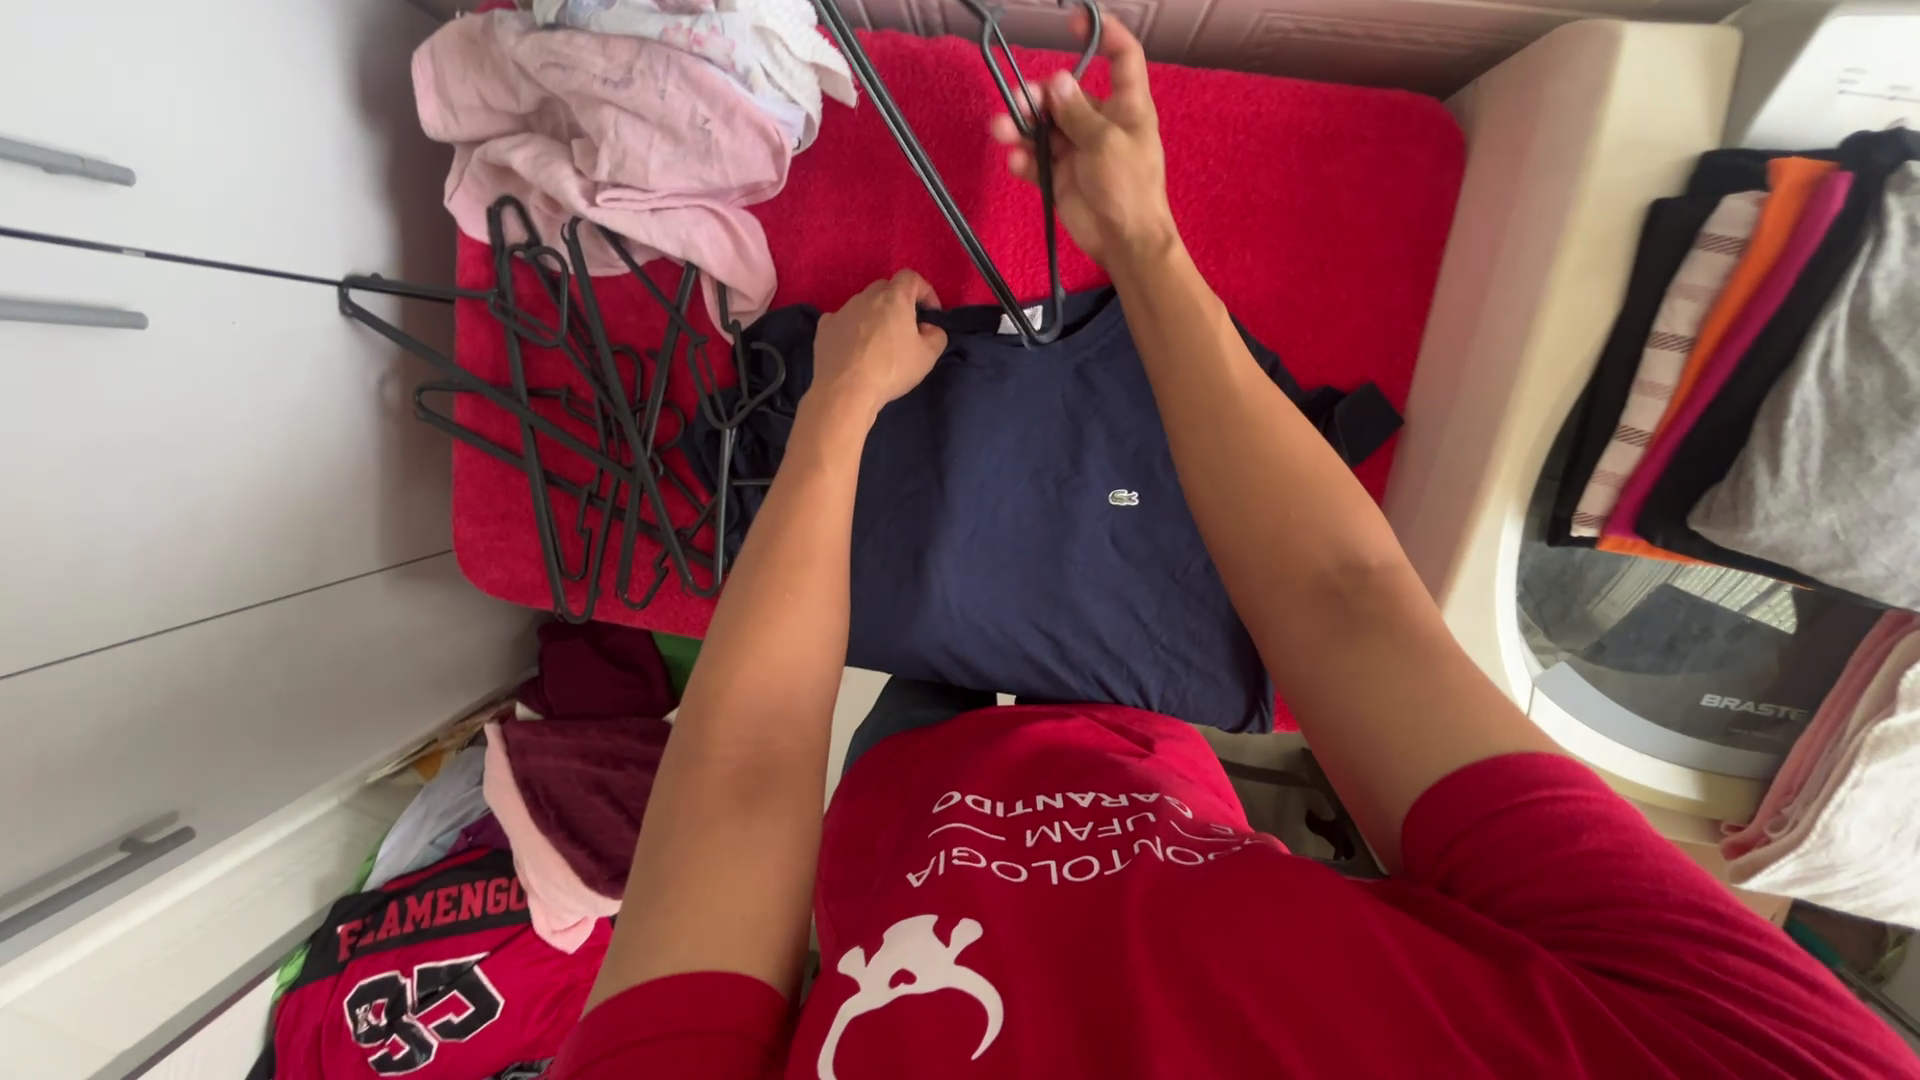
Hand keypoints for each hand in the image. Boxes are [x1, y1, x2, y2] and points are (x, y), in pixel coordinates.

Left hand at [809, 270, 948, 416]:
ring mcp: (842, 310)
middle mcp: (866, 297)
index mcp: (894, 298)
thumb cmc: (891, 370)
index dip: (925, 291)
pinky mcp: (825, 327)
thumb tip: (928, 328)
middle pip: (885, 288)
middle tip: (905, 327)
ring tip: (878, 342)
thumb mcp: (928, 357)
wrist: (845, 391)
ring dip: (874, 315)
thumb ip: (937, 335)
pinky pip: (843, 320)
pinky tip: (854, 348)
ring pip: (863, 304)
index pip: (911, 277)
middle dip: (898, 302)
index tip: (930, 313)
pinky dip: (852, 328)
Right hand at [989, 12, 1177, 266]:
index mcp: (1125, 105)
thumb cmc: (1128, 186)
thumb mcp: (1106, 141)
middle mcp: (1099, 123)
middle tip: (1018, 103)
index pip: (1121, 57)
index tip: (1074, 21)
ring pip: (1044, 128)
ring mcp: (1077, 151)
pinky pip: (1036, 161)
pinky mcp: (1060, 178)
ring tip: (1000, 129)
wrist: (1123, 239)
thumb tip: (1058, 82)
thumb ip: (1078, 112)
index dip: (1103, 33)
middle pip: (1065, 95)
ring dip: (1021, 126)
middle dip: (1039, 96)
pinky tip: (1016, 162)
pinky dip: (1024, 159)